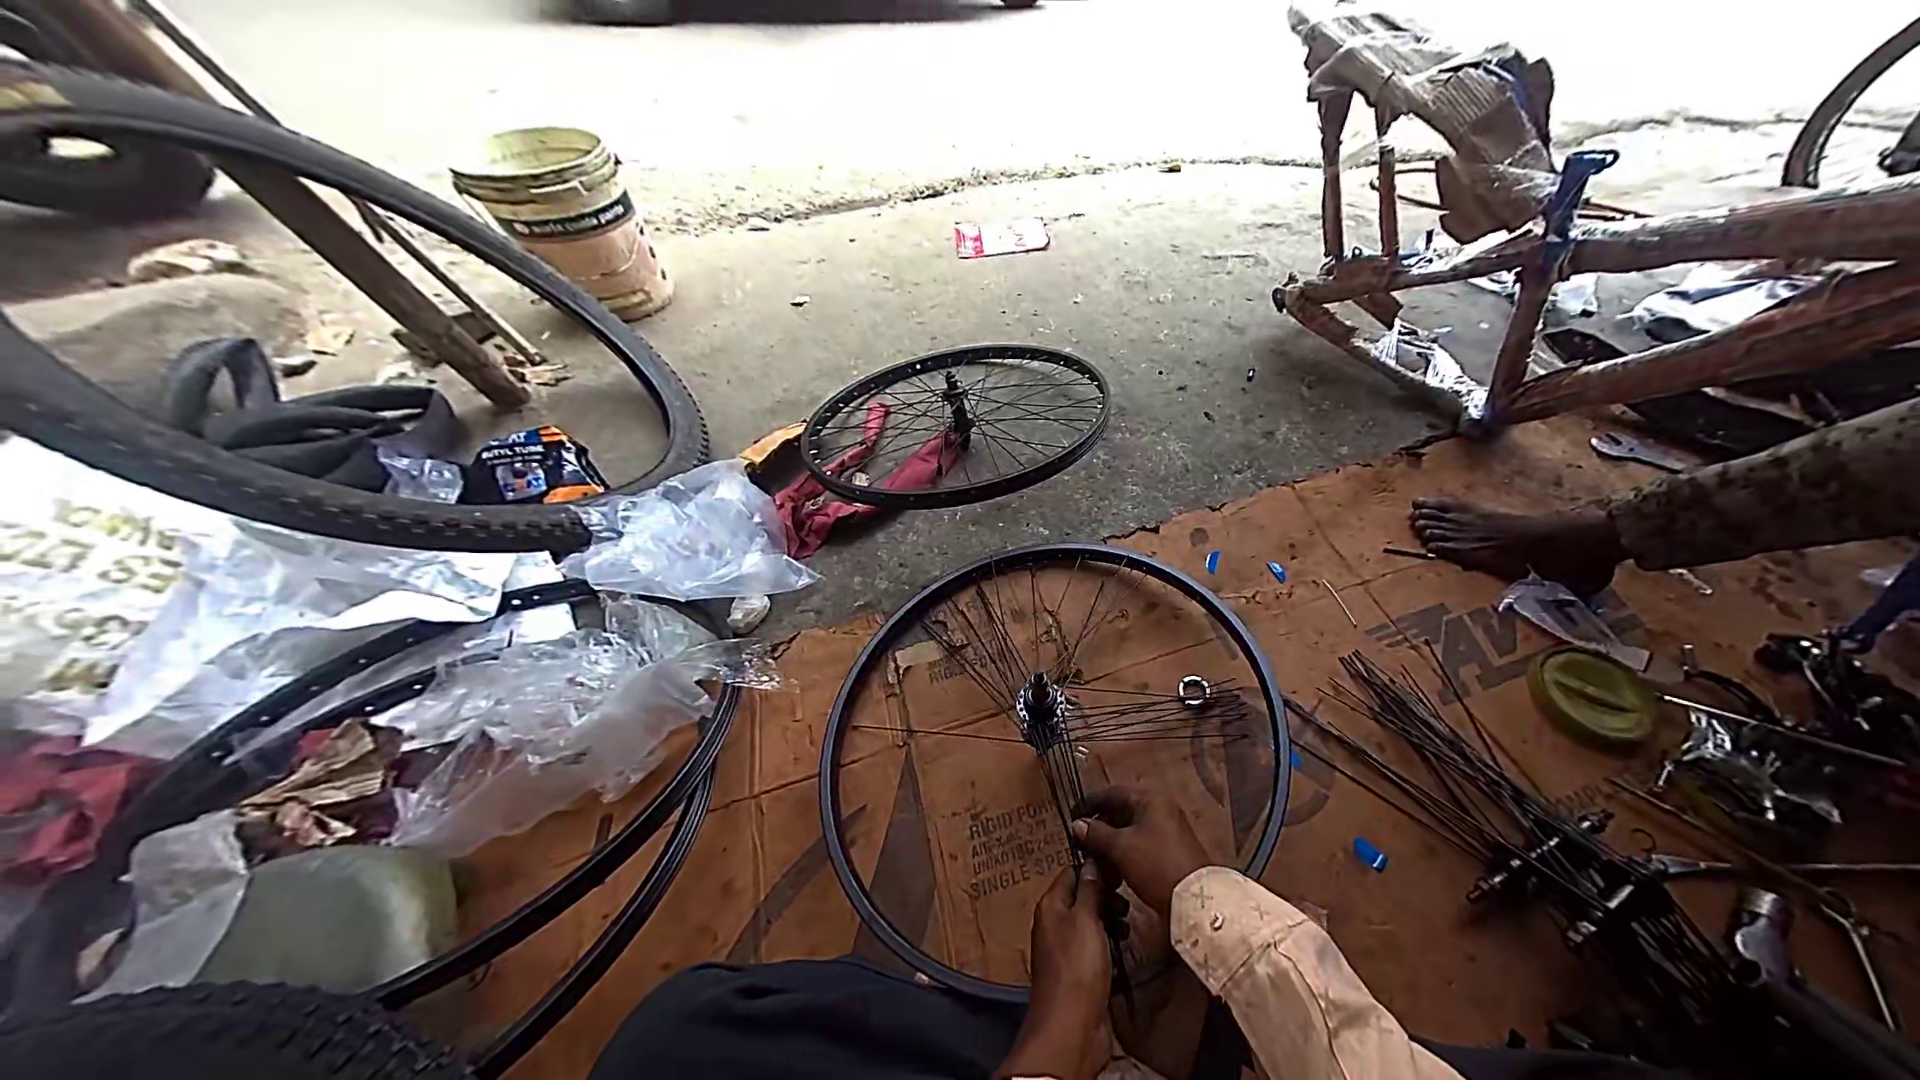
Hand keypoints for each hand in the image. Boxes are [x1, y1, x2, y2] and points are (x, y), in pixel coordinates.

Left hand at [996, 864, 1111, 1079]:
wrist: (1072, 1027)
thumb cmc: (1076, 969)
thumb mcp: (1086, 919)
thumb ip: (1089, 890)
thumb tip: (1090, 865)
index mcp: (1050, 906)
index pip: (1070, 873)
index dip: (1092, 869)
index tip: (1116, 872)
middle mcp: (1054, 924)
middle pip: (1081, 898)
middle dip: (1105, 898)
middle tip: (1124, 905)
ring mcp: (1065, 949)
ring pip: (1090, 923)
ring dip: (1109, 922)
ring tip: (1126, 929)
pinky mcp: (1078, 972)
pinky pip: (1094, 949)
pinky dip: (1108, 946)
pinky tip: (1122, 951)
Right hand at [1071, 786, 1211, 916]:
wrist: (1196, 902)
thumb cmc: (1156, 865)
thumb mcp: (1121, 848)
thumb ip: (1096, 834)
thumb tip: (1077, 825)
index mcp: (1151, 801)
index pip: (1113, 794)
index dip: (1090, 803)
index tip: (1072, 815)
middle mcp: (1161, 811)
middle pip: (1122, 814)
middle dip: (1100, 831)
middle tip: (1083, 845)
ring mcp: (1169, 833)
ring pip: (1130, 834)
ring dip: (1111, 848)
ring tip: (1098, 866)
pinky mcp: (1172, 854)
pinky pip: (1141, 848)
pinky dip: (1125, 858)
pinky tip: (1116, 877)